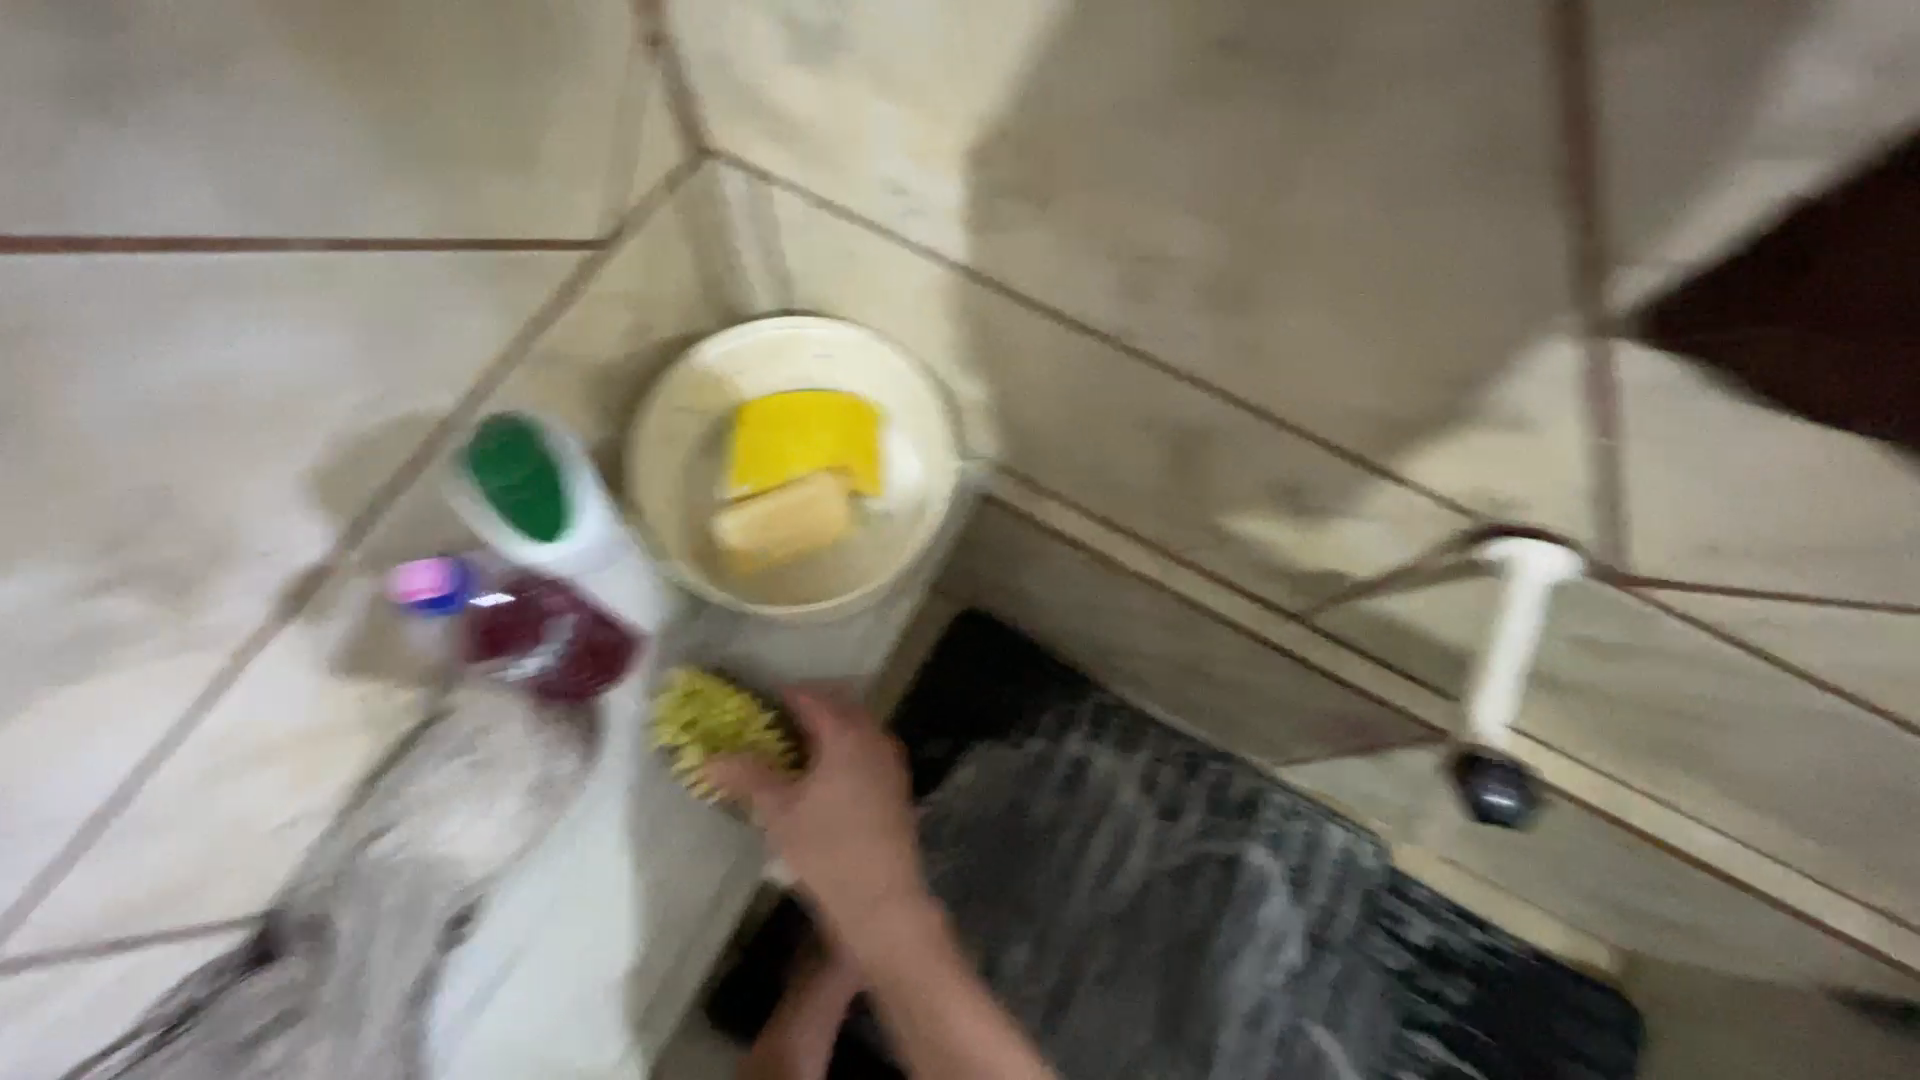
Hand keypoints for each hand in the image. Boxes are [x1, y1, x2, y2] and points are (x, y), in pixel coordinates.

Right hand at [704, 687, 931, 946]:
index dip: (784, 695)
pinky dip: (847, 748)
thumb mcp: (779, 812)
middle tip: (776, 720)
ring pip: (858, 728)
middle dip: (810, 707)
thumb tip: (710, 758)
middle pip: (840, 707)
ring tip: (798, 747)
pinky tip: (827, 774)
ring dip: (830, 728)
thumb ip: (748, 777)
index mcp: (845, 734)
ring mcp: (891, 761)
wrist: (882, 898)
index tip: (759, 700)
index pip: (811, 698)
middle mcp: (874, 738)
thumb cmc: (826, 848)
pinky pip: (869, 749)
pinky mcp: (898, 785)